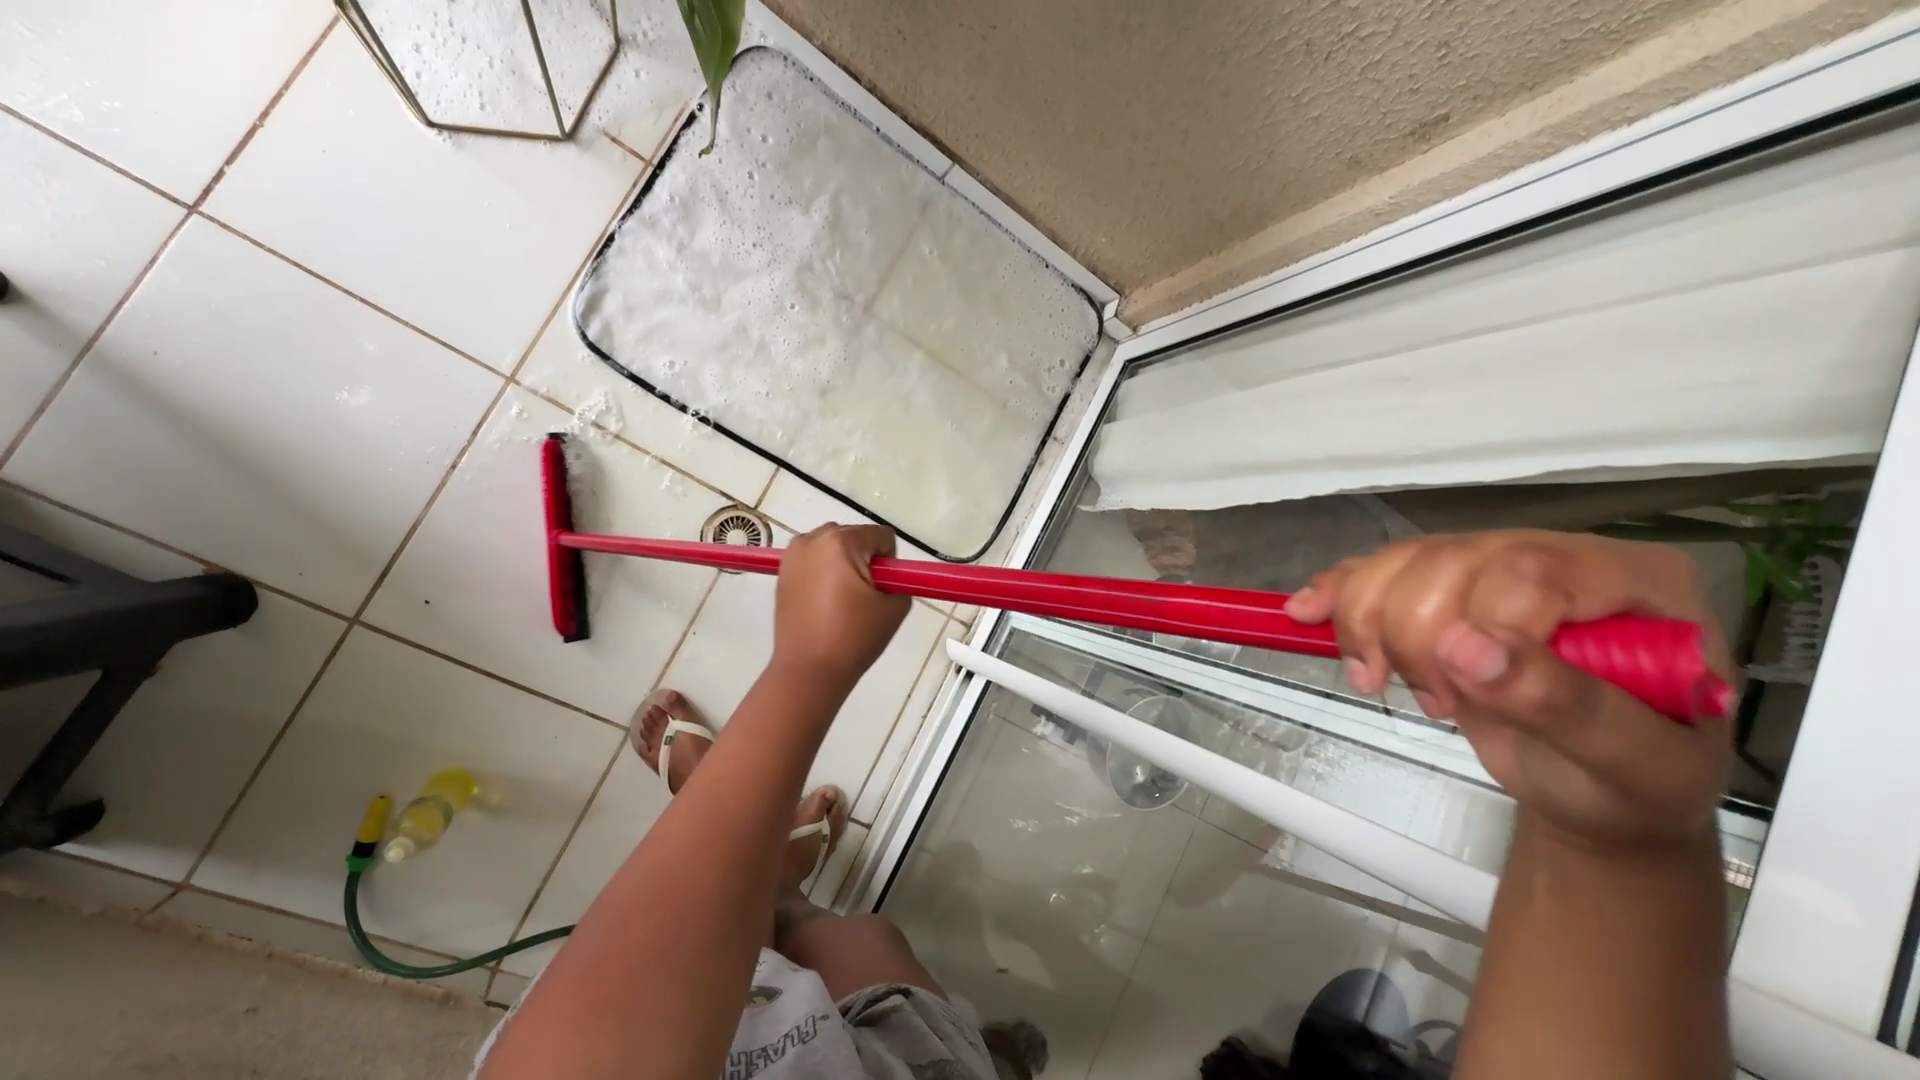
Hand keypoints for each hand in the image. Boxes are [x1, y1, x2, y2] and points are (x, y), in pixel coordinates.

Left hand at [772, 524, 909, 688]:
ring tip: (843, 602)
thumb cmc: (854, 638)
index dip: (889, 565)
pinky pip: (813, 561)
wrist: (808, 671)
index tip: (881, 591)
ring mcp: (792, 555)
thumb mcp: (895, 608)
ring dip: (843, 564)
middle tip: (864, 598)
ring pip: (833, 547)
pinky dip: (823, 573)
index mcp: (841, 541)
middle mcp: (813, 539)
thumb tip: (888, 577)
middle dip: (864, 561)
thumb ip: (901, 581)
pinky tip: (824, 603)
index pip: (882, 537)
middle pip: (855, 537)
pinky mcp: (782, 572)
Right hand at [1285, 530, 1732, 855]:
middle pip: (1454, 557)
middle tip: (1435, 704)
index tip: (1467, 697)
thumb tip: (1464, 647)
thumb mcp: (1628, 764)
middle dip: (1415, 633)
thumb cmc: (1629, 787)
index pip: (1530, 567)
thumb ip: (1562, 703)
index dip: (1479, 627)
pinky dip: (1339, 593)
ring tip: (1381, 682)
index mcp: (1636, 582)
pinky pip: (1381, 570)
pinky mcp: (1448, 590)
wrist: (1594, 794)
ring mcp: (1500, 569)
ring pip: (1406, 560)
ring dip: (1368, 622)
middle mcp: (1565, 558)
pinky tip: (1307, 613)